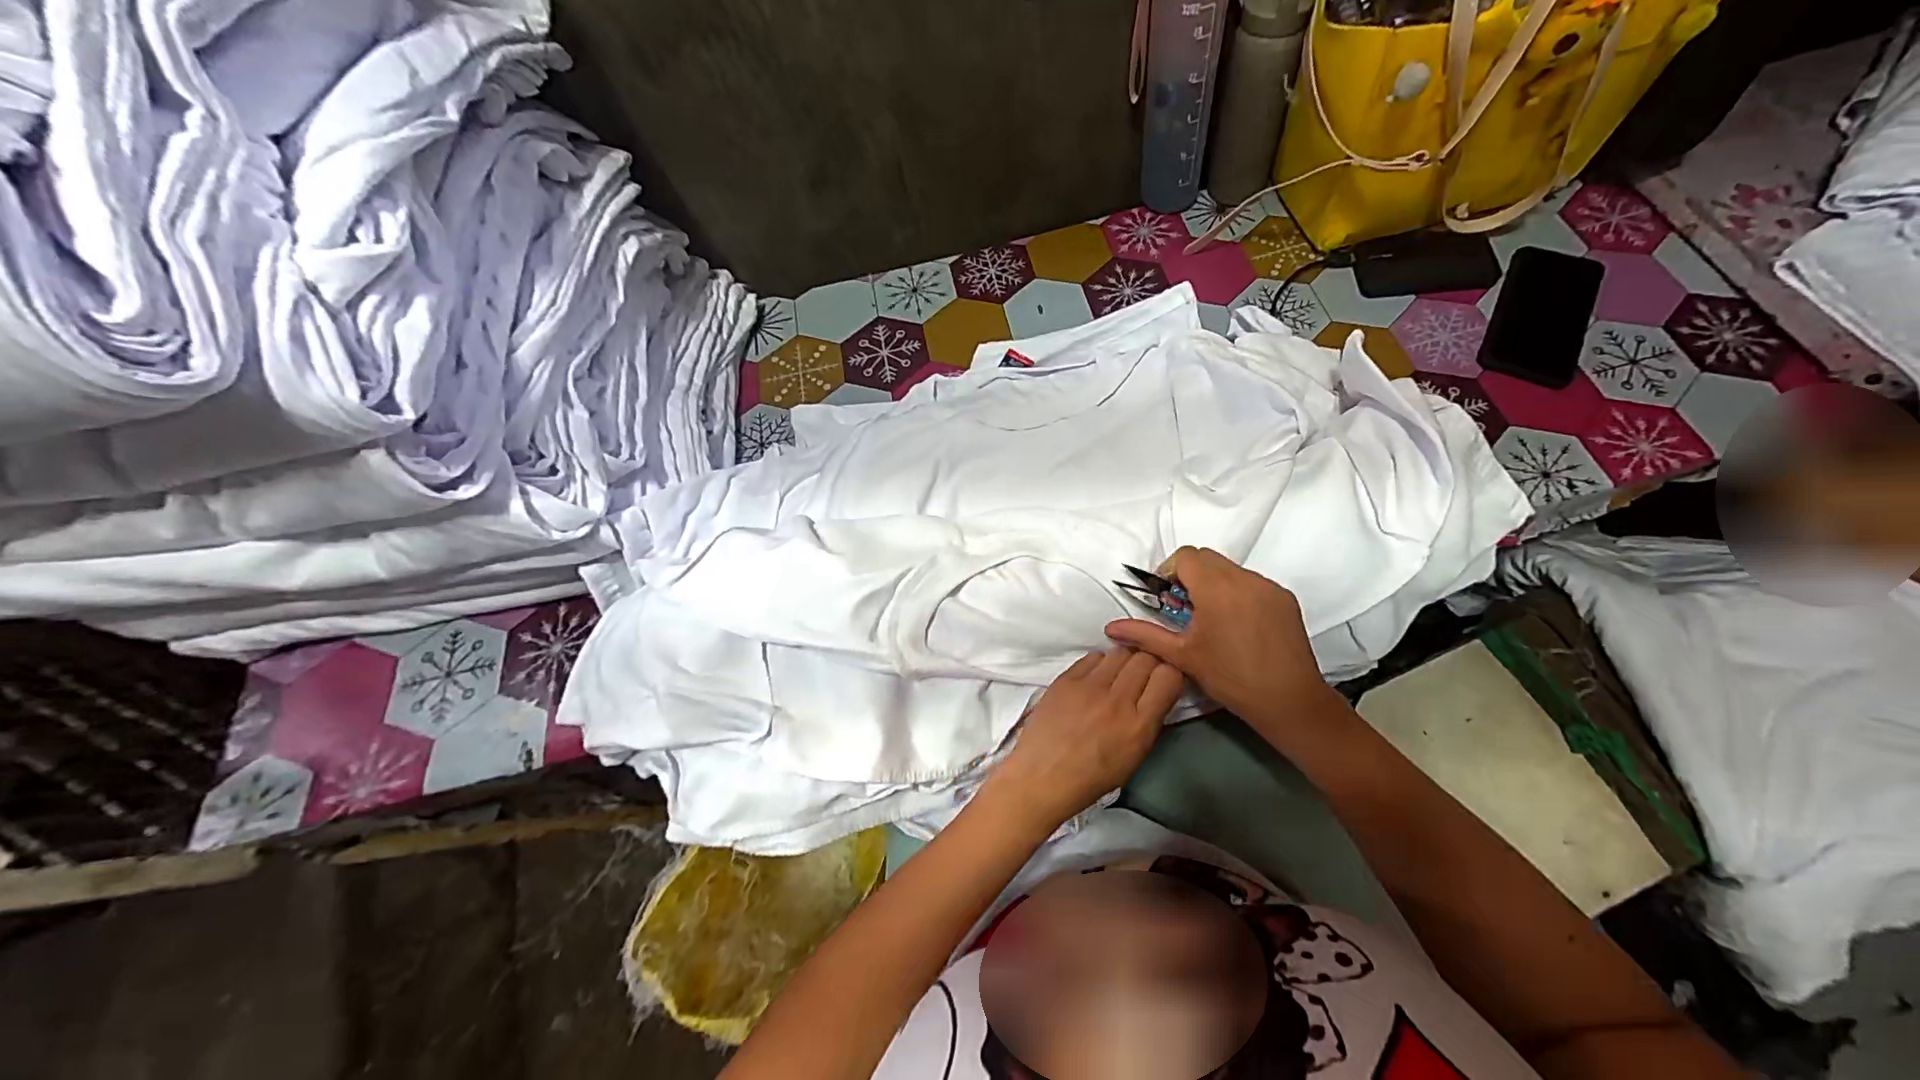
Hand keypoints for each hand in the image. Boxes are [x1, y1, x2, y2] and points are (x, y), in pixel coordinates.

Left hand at [985, 647, 1185, 829]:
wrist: (1042, 777)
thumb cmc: (1091, 777)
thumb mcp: (1135, 756)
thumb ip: (1150, 721)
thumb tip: (1158, 695)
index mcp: (1139, 725)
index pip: (1169, 676)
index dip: (1169, 674)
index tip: (1163, 680)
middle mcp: (1117, 700)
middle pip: (1146, 658)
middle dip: (1149, 664)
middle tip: (1141, 676)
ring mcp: (1089, 686)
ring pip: (1120, 652)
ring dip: (1124, 661)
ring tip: (1117, 676)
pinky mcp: (1065, 679)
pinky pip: (1092, 657)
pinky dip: (1099, 664)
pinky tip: (1094, 679)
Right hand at [1103, 547, 1344, 739]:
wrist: (1288, 699)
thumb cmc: (1230, 677)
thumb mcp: (1182, 655)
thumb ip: (1144, 634)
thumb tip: (1111, 627)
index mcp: (1217, 589)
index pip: (1186, 556)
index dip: (1170, 571)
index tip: (1167, 598)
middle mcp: (1245, 579)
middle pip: (1208, 558)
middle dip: (1190, 576)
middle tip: (1185, 609)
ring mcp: (1269, 587)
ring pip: (1231, 569)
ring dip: (1214, 584)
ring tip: (1211, 620)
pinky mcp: (1285, 598)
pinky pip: (1252, 583)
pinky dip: (1237, 594)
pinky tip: (1236, 626)